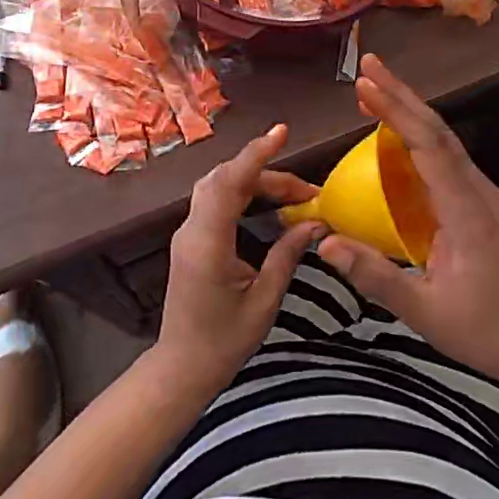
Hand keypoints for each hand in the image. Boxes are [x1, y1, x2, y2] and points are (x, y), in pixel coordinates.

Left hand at [155, 124, 322, 395]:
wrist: (183, 364)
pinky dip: (240, 191)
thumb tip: (315, 223)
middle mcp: (191, 230)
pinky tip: (265, 201)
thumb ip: (287, 256)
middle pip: (224, 180)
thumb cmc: (225, 341)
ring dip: (252, 180)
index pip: (229, 184)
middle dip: (267, 174)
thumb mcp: (264, 300)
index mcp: (207, 244)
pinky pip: (213, 201)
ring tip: (292, 192)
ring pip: (215, 186)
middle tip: (308, 191)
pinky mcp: (189, 239)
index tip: (281, 134)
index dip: (255, 155)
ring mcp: (186, 233)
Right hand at [317, 55, 498, 383]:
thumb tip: (325, 243)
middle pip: (439, 131)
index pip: (429, 147)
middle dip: (402, 96)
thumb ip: (376, 277)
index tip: (366, 84)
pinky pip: (445, 159)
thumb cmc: (486, 331)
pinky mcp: (478, 207)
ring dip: (410, 112)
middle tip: (368, 67)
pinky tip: (398, 140)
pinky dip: (418, 138)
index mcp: (466, 211)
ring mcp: (482, 198)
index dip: (396, 111)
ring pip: (445, 141)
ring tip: (376, 93)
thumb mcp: (426, 311)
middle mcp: (478, 192)